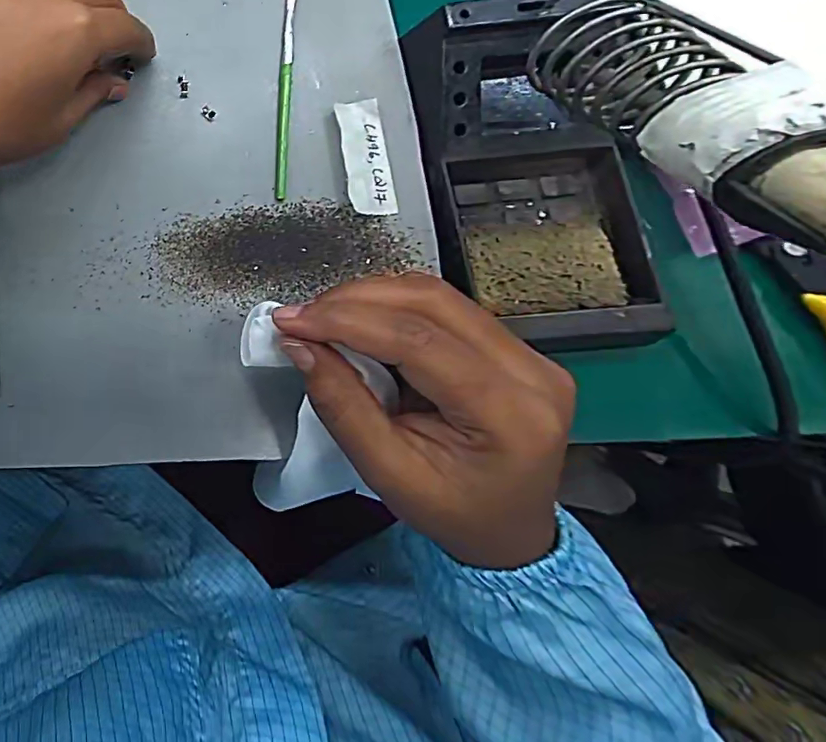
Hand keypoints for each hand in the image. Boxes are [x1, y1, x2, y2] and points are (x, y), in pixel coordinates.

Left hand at [0, 0, 156, 172]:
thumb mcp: (58, 121)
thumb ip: (94, 93)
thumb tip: (113, 81)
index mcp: (79, 28)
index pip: (127, 27)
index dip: (140, 44)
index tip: (139, 56)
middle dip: (113, 17)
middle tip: (108, 45)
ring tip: (67, 25)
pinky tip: (25, 21)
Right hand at [272, 275, 574, 569]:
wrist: (506, 532)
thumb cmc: (454, 513)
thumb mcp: (387, 472)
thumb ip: (342, 405)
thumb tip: (302, 347)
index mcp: (510, 415)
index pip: (418, 340)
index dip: (347, 321)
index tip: (294, 320)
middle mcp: (531, 373)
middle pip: (429, 302)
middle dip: (354, 300)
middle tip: (303, 316)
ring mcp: (527, 354)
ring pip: (434, 294)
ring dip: (369, 297)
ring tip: (324, 319)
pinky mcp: (510, 345)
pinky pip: (441, 305)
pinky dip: (389, 305)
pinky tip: (359, 322)